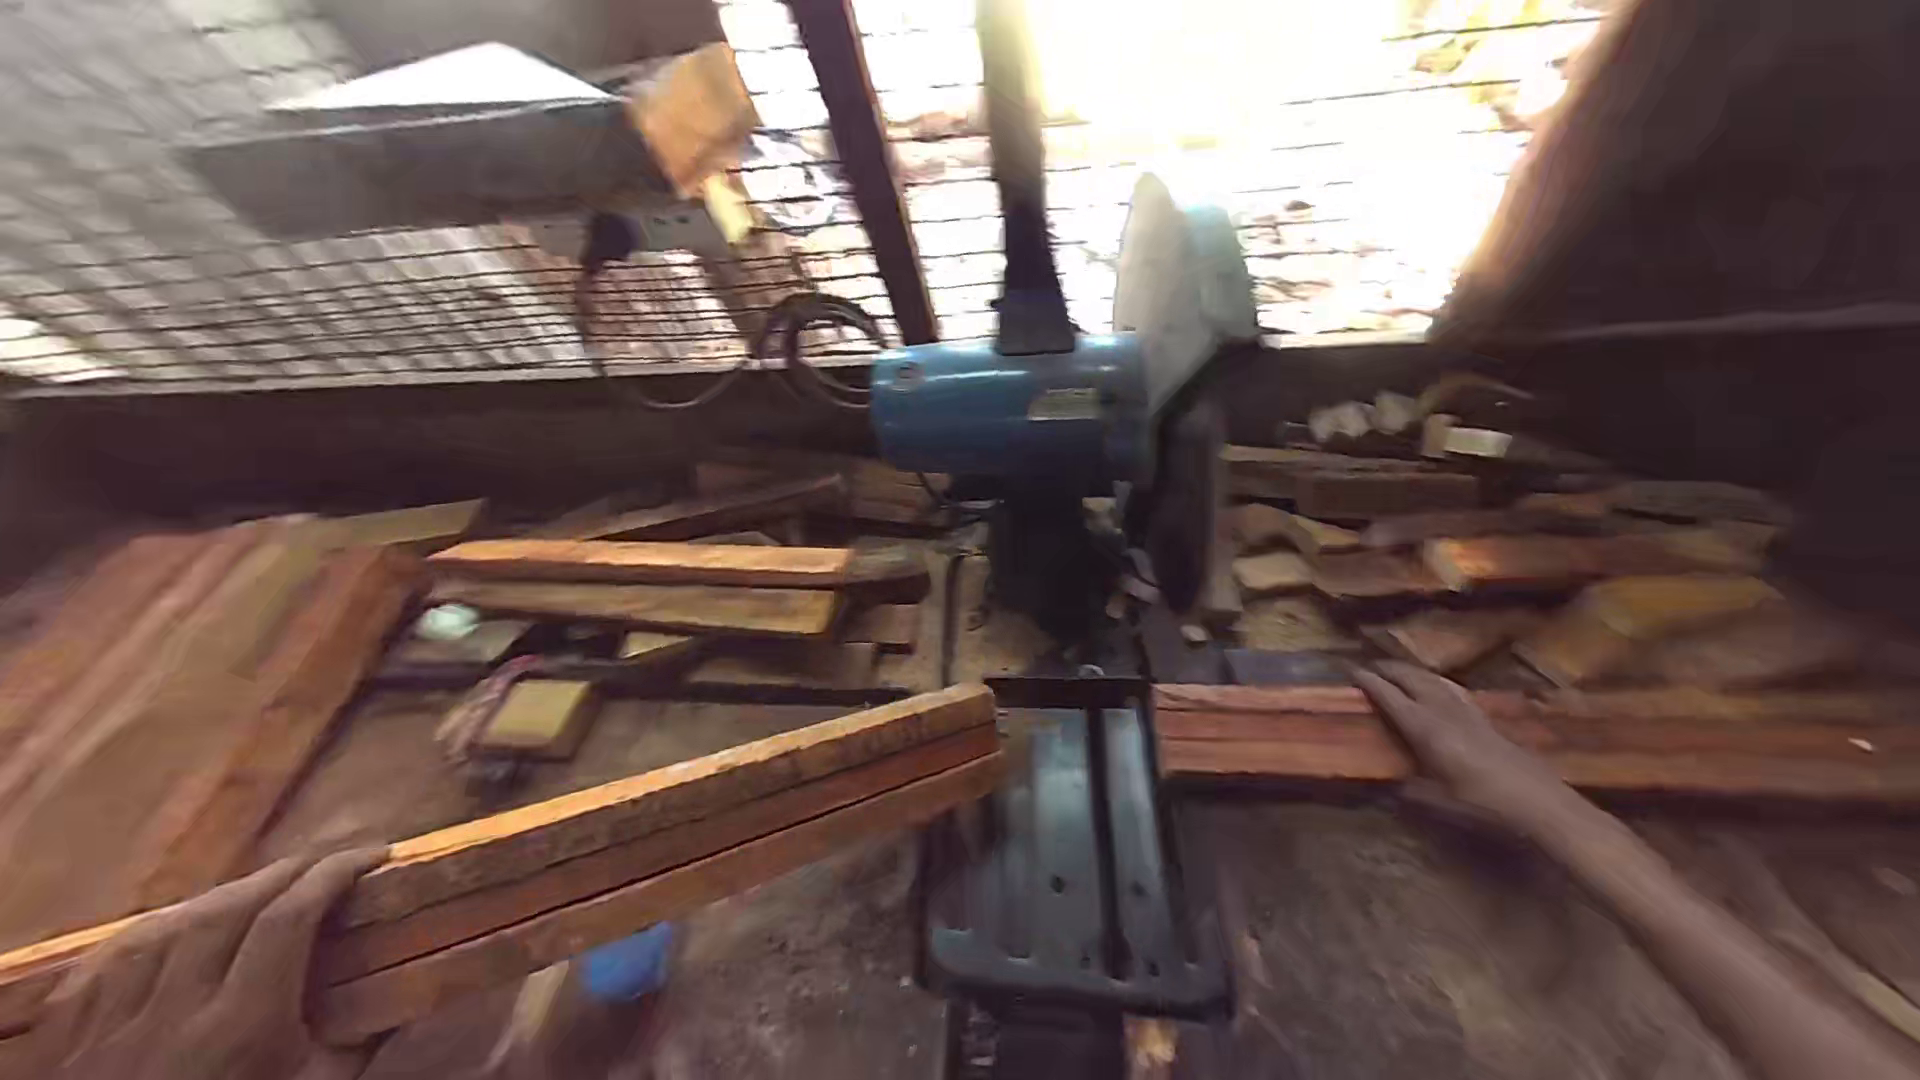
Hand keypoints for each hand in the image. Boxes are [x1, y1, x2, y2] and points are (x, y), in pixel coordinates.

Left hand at [4, 848, 387, 1079]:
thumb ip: (364, 1036)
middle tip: (328, 859)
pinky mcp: (57, 1052)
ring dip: (222, 896)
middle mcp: (168, 1017)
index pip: (290, 918)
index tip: (376, 854)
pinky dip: (148, 933)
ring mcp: (101, 1035)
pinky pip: (99, 970)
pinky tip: (179, 923)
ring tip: (262, 886)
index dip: (335, 872)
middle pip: (226, 911)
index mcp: (240, 1025)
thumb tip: (429, 977)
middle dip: (286, 872)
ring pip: (162, 931)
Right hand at [1352, 661, 1577, 833]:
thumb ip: (1407, 789)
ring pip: (1432, 679)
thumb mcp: (1438, 801)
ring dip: (1410, 671)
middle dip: (1387, 669)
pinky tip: (1436, 686)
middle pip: (1410, 678)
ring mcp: (1466, 712)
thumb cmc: (1484, 804)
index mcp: (1425, 727)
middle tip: (1368, 668)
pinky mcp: (1484, 719)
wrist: (1544, 806)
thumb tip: (1386, 784)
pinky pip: (1451, 688)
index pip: (1389, 695)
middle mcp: (1442, 711)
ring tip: (1396, 670)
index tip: (1350, 671)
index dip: (1368, 681)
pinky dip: (1434, 681)